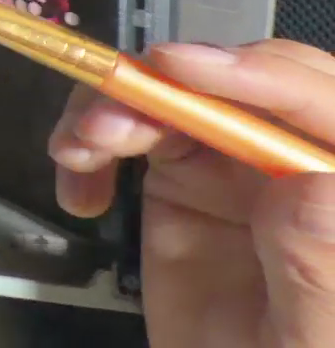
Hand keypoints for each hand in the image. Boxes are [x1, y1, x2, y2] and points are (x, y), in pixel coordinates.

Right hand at [50, 40, 334, 347]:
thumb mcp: (313, 346)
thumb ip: (320, 272)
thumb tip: (318, 182)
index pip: (323, 108)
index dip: (257, 75)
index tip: (180, 67)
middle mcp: (302, 176)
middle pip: (241, 89)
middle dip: (162, 88)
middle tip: (106, 124)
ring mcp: (243, 174)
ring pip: (173, 96)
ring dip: (109, 111)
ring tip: (77, 153)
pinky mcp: (184, 178)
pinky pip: (129, 127)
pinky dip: (87, 141)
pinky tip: (78, 181)